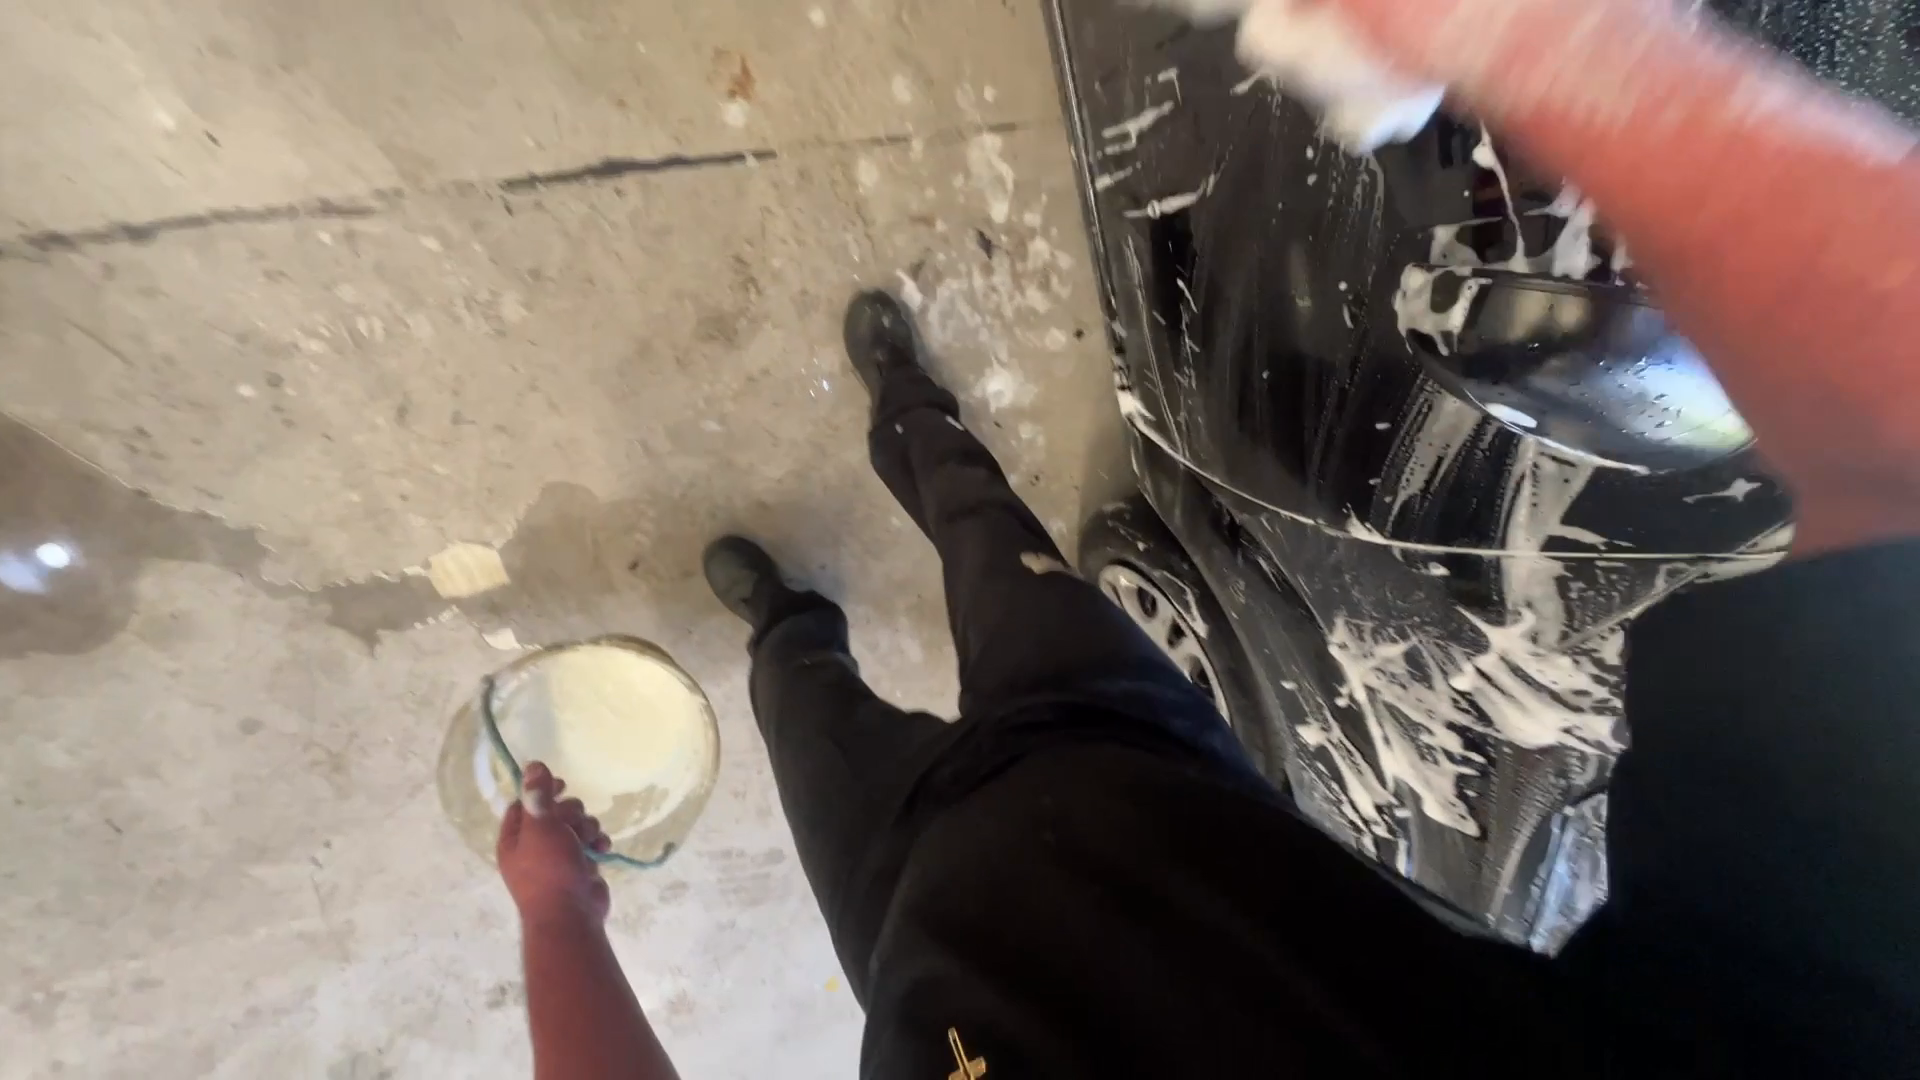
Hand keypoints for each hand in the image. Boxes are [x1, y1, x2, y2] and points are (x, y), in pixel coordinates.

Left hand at [497, 761, 613, 925]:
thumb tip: (533, 765)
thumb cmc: (550, 871)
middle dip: (573, 813)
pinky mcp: (578, 866)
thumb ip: (539, 797)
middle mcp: (532, 847)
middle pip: (555, 812)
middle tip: (576, 823)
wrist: (571, 915)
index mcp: (515, 839)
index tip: (562, 784)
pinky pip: (589, 843)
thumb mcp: (542, 829)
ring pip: (576, 826)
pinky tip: (603, 850)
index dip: (542, 791)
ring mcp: (556, 858)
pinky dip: (597, 843)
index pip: (524, 804)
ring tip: (591, 840)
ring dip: (588, 827)